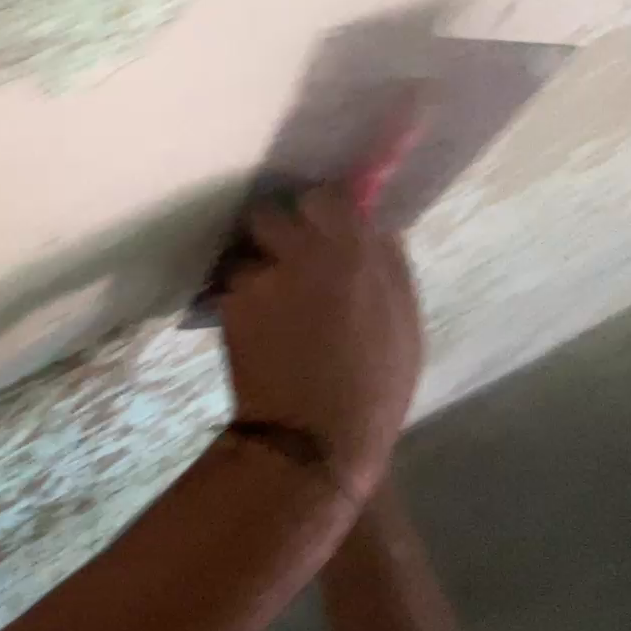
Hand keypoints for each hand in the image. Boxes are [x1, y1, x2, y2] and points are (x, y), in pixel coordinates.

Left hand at [218, 187, 422, 499]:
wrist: (314, 434)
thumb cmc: (372, 385)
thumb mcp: (401, 321)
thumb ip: (383, 263)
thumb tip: (370, 223)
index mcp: (357, 254)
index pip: (329, 195)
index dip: (321, 204)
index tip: (319, 217)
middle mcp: (306, 253)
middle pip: (275, 212)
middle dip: (276, 229)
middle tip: (283, 254)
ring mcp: (263, 275)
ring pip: (247, 249)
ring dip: (253, 264)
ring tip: (265, 297)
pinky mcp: (231, 299)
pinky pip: (230, 283)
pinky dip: (238, 297)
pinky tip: (252, 324)